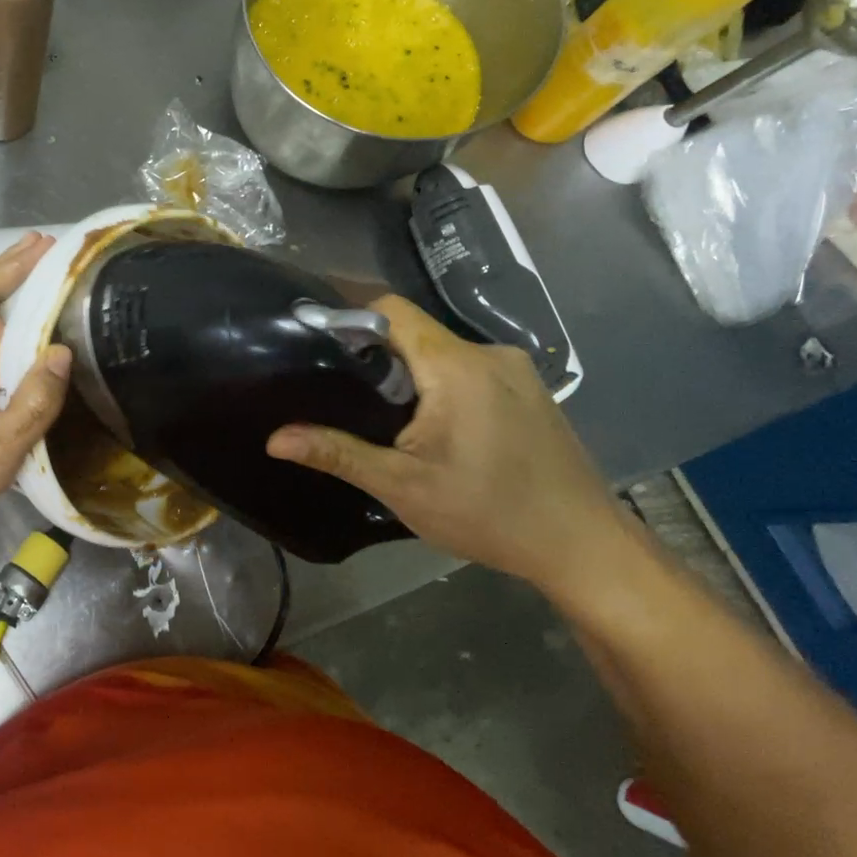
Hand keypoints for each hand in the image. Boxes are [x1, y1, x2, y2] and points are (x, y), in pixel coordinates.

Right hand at [266, 296, 635, 592]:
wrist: (582, 546)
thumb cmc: (487, 512)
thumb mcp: (401, 486)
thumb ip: (337, 453)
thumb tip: (274, 439)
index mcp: (456, 366)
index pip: (390, 311)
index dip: (347, 320)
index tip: (314, 348)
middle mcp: (489, 354)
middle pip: (414, 333)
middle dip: (373, 359)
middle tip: (339, 398)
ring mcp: (516, 372)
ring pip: (441, 355)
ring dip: (407, 377)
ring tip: (379, 420)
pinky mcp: (529, 393)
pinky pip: (468, 372)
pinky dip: (438, 388)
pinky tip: (430, 432)